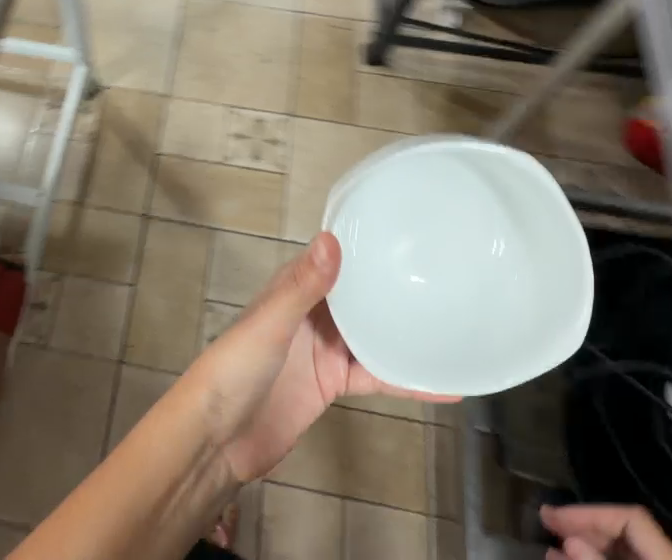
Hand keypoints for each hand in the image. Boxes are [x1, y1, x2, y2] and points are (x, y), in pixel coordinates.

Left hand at [180, 232, 458, 483]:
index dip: (363, 247)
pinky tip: (442, 386)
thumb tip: (332, 239)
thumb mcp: (270, 322)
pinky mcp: (331, 385)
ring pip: (372, 335)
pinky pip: (376, 377)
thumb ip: (302, 286)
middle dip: (393, 287)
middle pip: (359, 296)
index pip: (332, 260)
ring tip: (453, 325)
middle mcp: (310, 315)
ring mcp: (322, 351)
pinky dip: (406, 380)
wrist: (219, 438)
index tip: (405, 234)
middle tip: (445, 277)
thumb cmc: (235, 369)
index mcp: (292, 291)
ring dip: (405, 333)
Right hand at [541, 504, 671, 559]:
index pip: (630, 517)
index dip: (590, 512)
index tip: (555, 515)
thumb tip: (568, 539)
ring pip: (618, 548)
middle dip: (581, 526)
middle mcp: (662, 554)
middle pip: (621, 530)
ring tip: (550, 546)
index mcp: (666, 554)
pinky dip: (592, 558)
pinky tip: (565, 559)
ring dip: (582, 543)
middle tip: (545, 520)